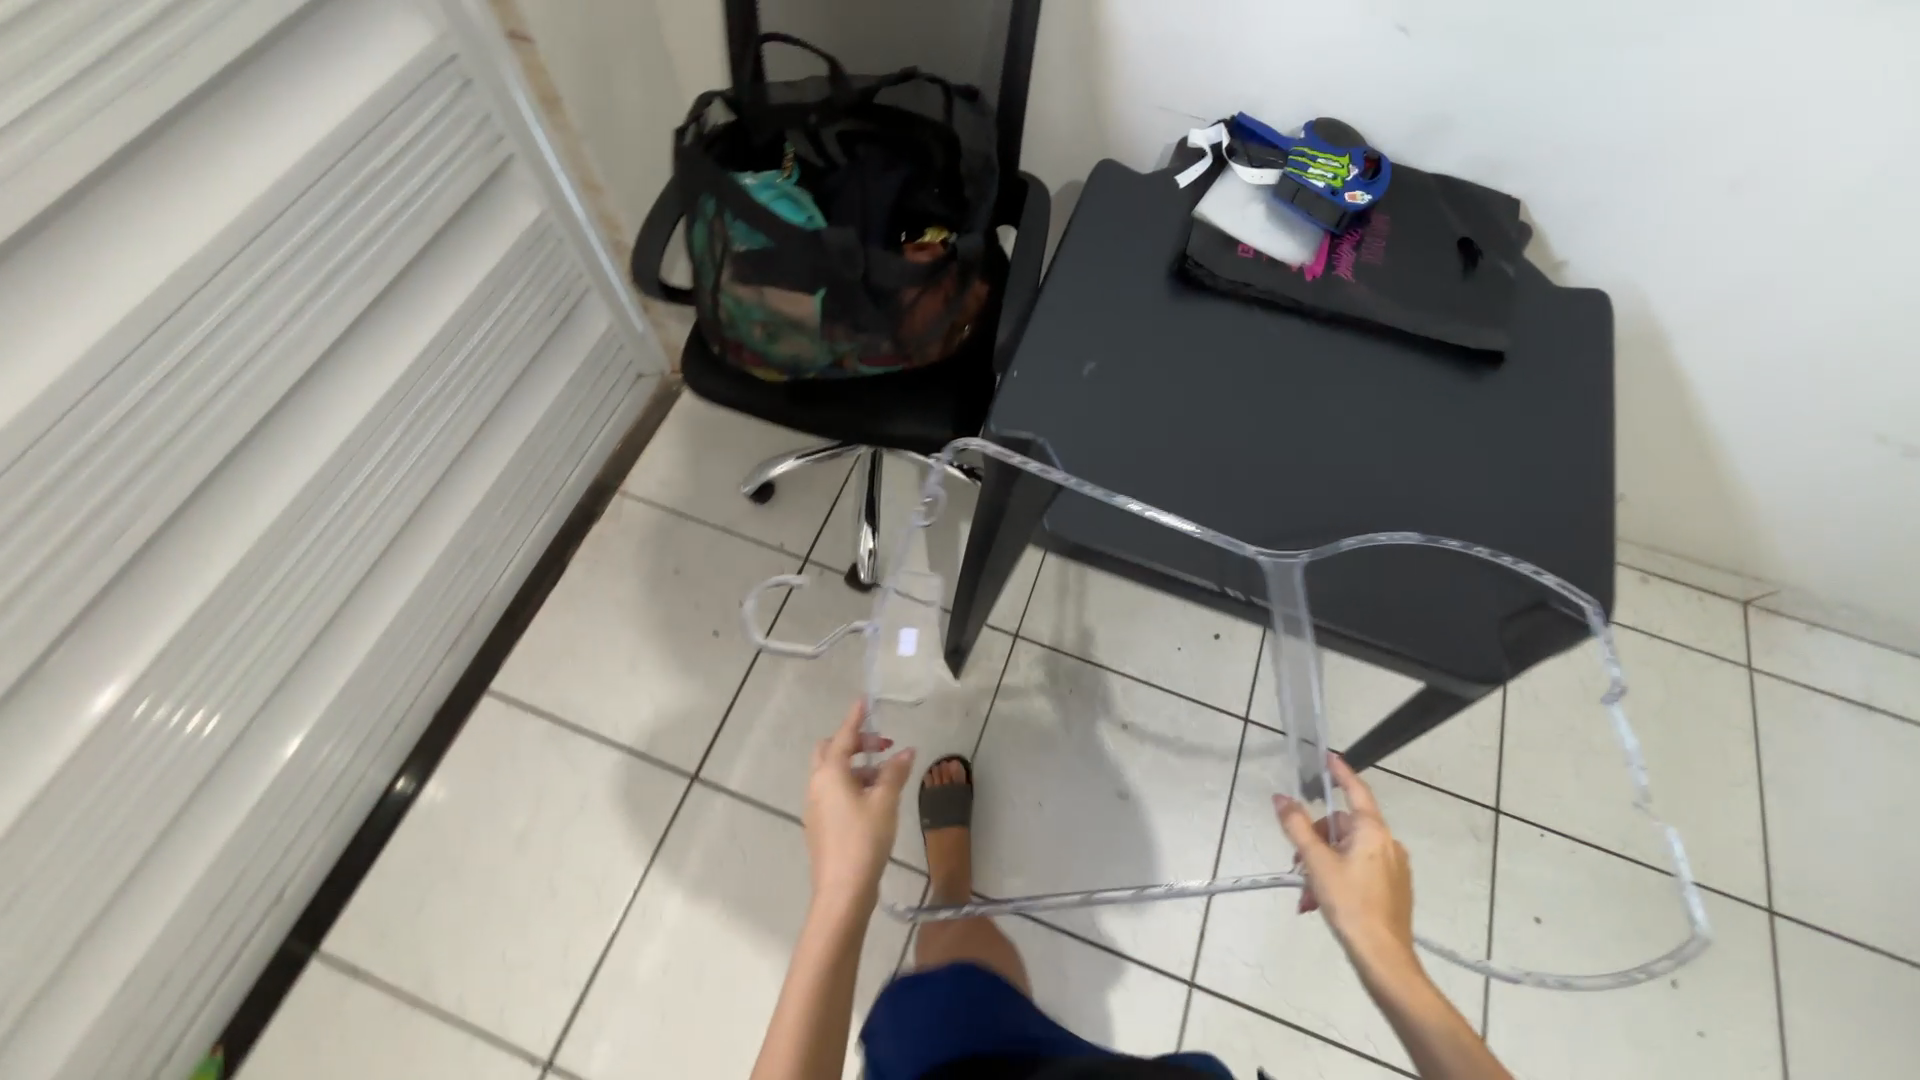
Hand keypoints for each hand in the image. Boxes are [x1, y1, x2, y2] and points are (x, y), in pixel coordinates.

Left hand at [804, 702, 915, 911]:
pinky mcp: (820, 824)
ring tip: (886, 776)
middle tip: (882, 746)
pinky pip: (833, 792)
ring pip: (832, 773)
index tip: (864, 700)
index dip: (857, 718)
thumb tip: (907, 751)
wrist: (842, 891)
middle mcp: (817, 784)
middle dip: (855, 743)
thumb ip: (895, 772)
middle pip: (830, 751)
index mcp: (830, 773)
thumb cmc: (864, 840)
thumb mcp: (885, 802)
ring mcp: (815, 806)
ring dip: (857, 767)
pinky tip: (874, 800)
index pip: (843, 735)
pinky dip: (852, 785)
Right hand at [1273, 756, 1416, 972]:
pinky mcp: (1392, 889)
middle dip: (1315, 841)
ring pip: (1347, 852)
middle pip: (1343, 827)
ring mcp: (1393, 868)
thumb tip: (1281, 797)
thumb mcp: (1316, 862)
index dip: (1341, 773)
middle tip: (1296, 865)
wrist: (1384, 957)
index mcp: (1372, 831)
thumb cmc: (1349, 902)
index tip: (1328, 757)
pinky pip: (1358, 870)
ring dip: (1321, 865)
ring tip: (1306, 893)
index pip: (1356, 791)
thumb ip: (1297, 826)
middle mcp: (1387, 843)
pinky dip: (1336, 878)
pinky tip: (1320, 902)